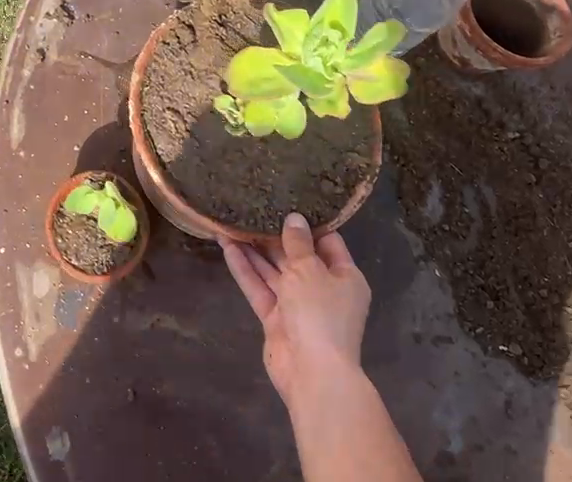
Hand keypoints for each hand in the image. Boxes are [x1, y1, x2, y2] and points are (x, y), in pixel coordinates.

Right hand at [219, 212, 370, 406]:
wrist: (312, 372)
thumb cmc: (320, 312)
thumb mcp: (309, 269)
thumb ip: (297, 243)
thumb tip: (294, 218)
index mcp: (344, 276)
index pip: (327, 242)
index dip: (307, 224)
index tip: (286, 200)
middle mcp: (322, 288)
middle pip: (296, 256)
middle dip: (273, 235)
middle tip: (251, 208)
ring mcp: (298, 305)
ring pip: (273, 271)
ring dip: (253, 250)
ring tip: (230, 222)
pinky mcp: (276, 319)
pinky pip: (260, 288)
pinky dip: (245, 269)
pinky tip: (226, 247)